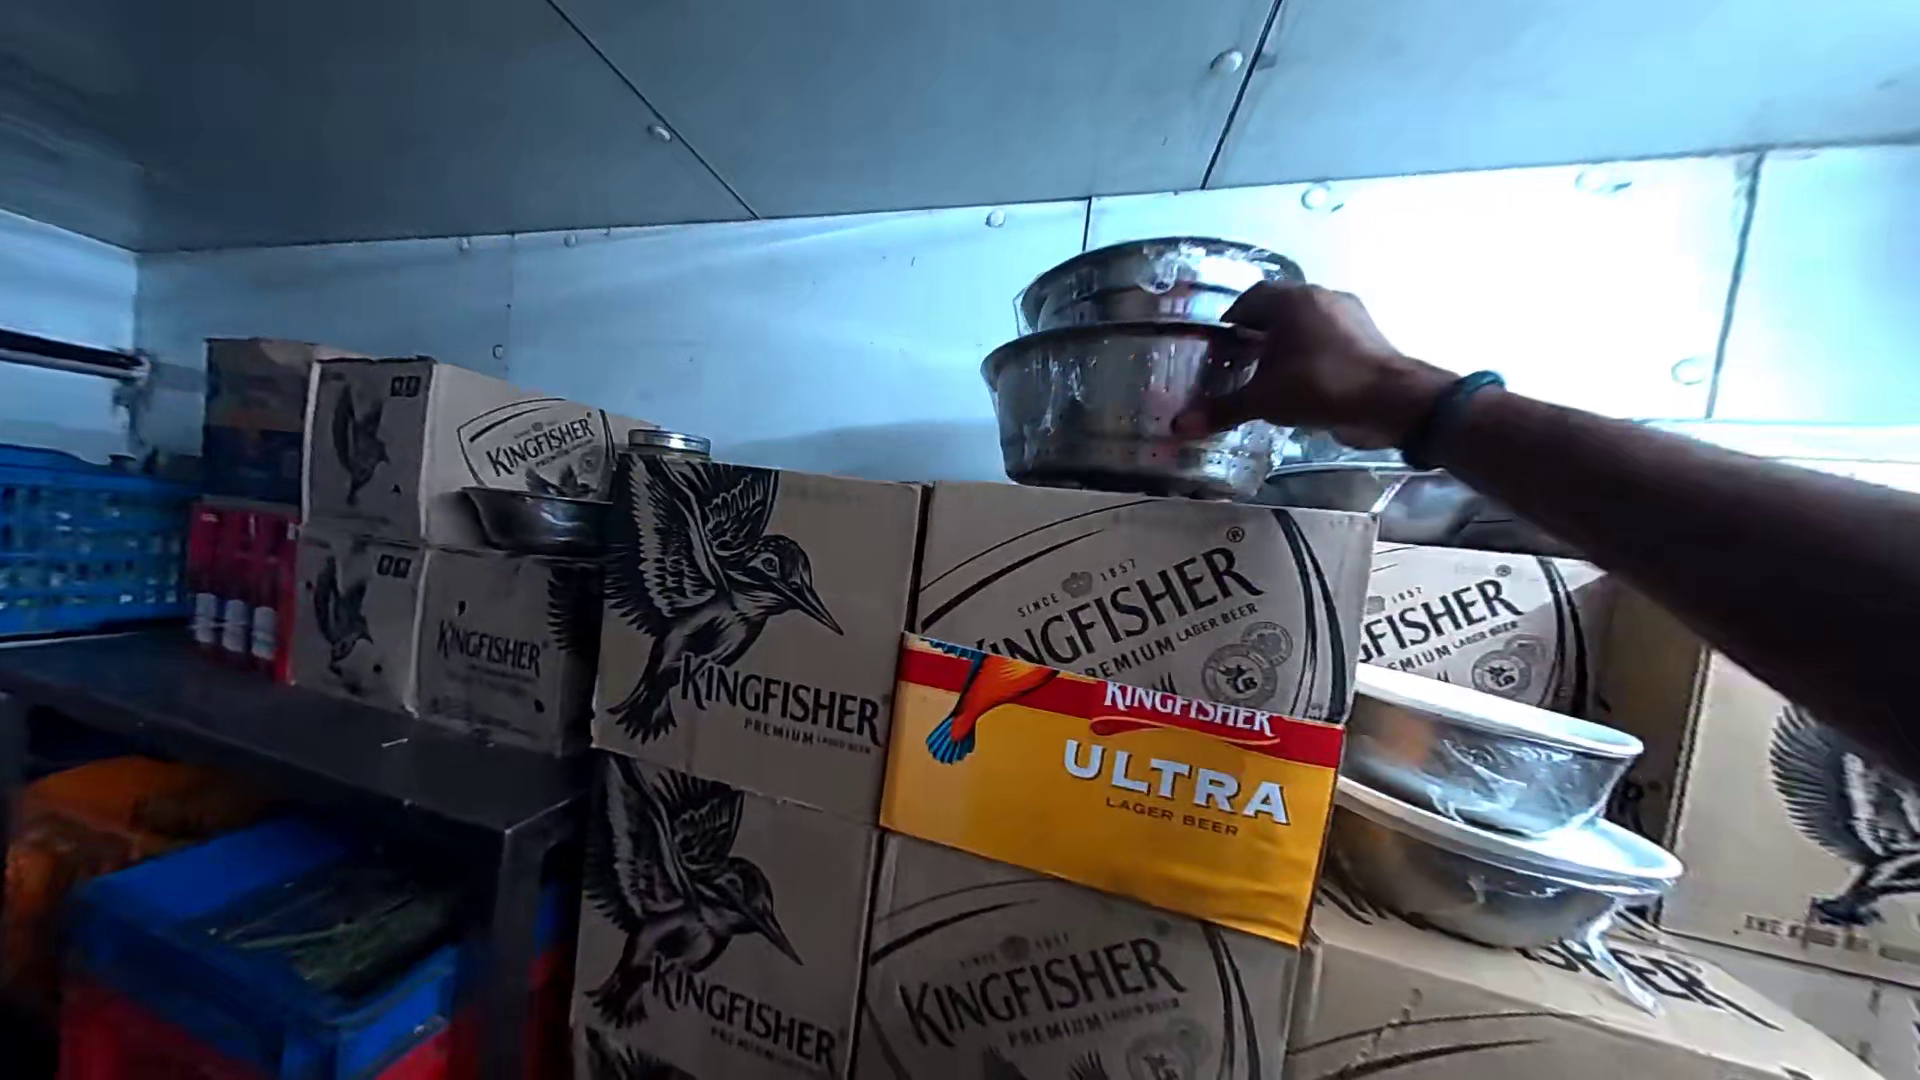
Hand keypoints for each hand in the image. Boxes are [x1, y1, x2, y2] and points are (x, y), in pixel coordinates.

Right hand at [1173, 283, 1457, 449]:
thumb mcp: (1262, 400)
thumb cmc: (1319, 386)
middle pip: (1277, 309)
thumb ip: (1220, 410)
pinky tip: (1296, 382)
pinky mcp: (1365, 337)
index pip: (1250, 298)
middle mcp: (1322, 297)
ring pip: (1303, 323)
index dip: (1229, 320)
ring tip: (1262, 374)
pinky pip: (1324, 338)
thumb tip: (1179, 426)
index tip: (1217, 346)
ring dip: (1281, 343)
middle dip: (1254, 333)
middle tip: (1234, 361)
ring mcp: (1349, 315)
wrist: (1391, 402)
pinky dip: (1306, 354)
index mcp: (1293, 301)